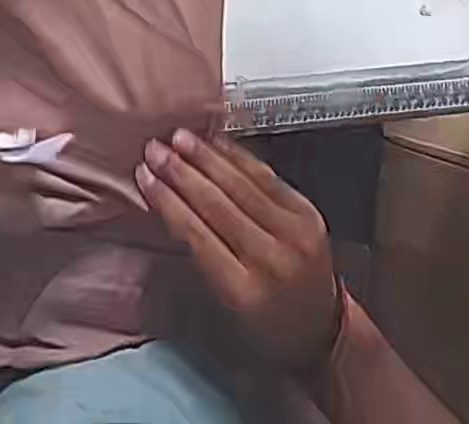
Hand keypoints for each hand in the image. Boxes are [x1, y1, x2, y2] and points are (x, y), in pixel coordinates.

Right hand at [137, 129, 342, 370]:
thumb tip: (167, 198)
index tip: (144, 175)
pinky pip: (265, 176)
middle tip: (155, 149)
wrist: (324, 330)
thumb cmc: (264, 323)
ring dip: (205, 156)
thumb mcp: (225, 304)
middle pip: (216, 204)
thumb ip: (198, 254)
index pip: (196, 234)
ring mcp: (294, 234)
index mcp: (244, 291)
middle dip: (180, 171)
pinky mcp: (309, 214)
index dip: (167, 200)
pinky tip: (215, 143)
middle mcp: (272, 260)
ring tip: (179, 137)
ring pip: (240, 184)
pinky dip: (237, 156)